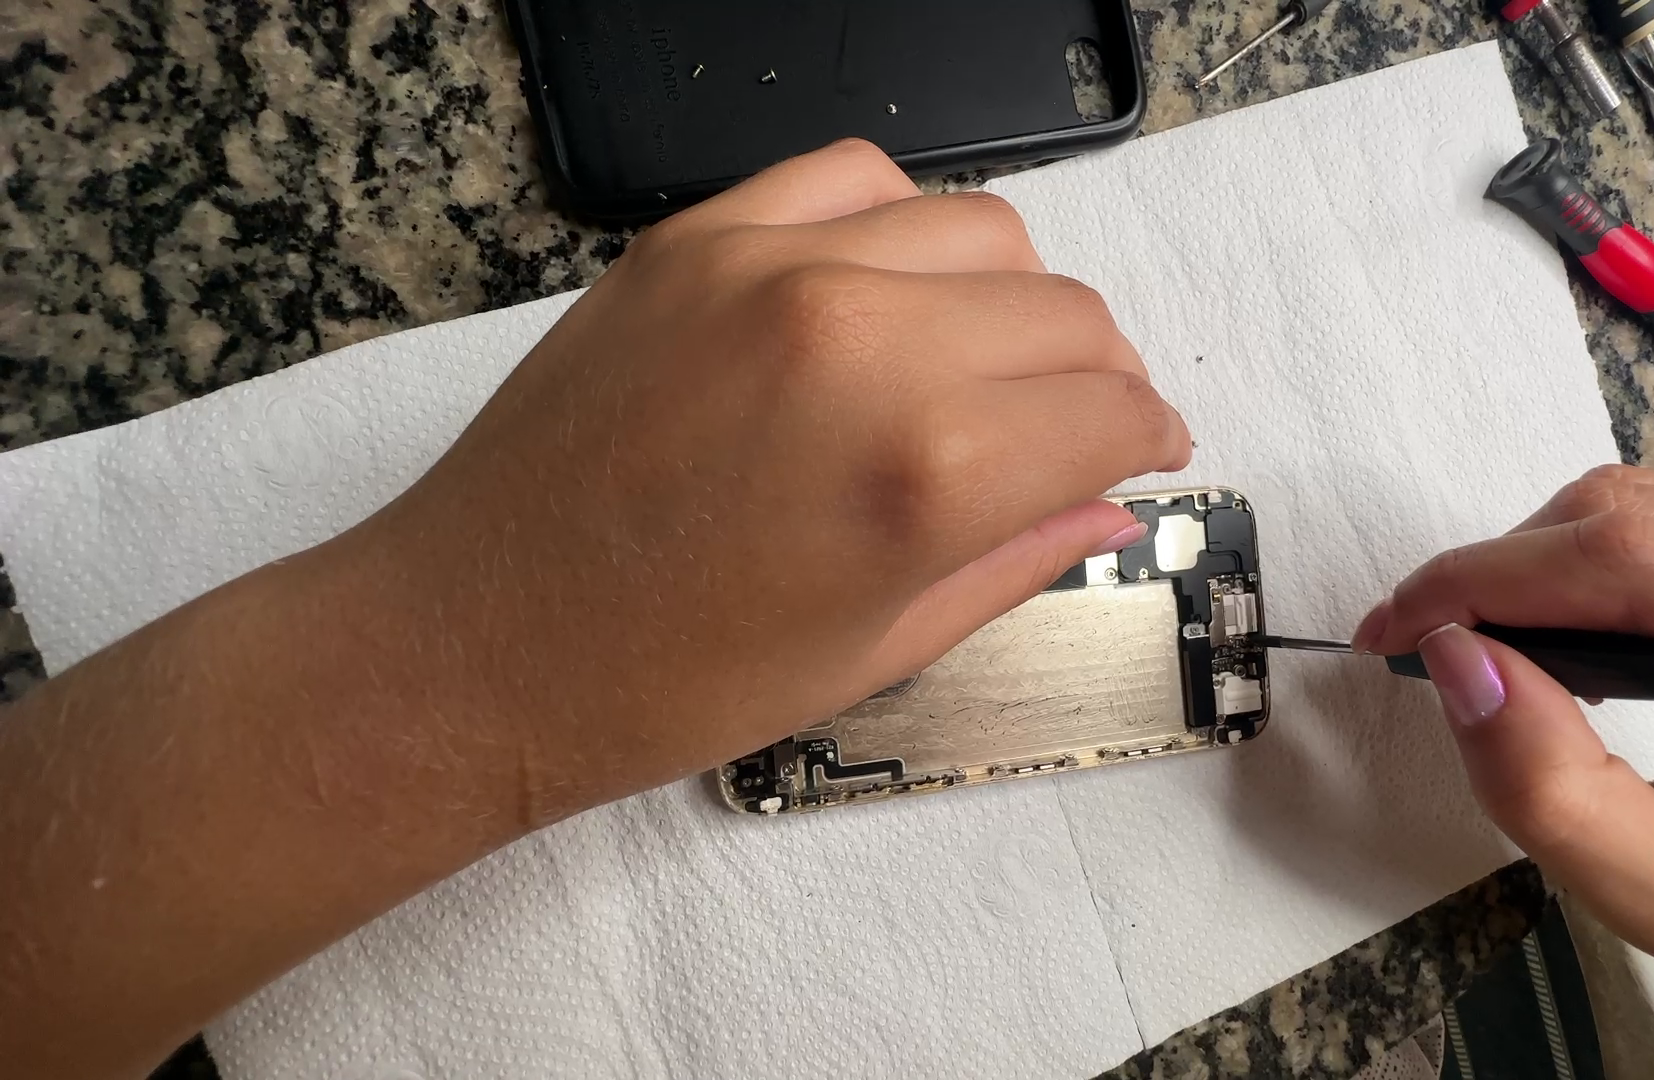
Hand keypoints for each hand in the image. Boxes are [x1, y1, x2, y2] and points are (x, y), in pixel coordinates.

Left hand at [338, 139, 1190, 820]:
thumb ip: (1018, 559)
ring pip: (986, 233)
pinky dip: (912, 232)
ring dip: (1024, 303)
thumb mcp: (882, 647)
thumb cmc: (681, 681)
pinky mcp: (699, 238)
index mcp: (928, 476)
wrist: (477, 643)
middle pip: (1069, 315)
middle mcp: (869, 345)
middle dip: (1105, 375)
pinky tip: (901, 295)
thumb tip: (1110, 508)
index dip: (1154, 435)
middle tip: (1088, 422)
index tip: (1155, 451)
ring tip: (997, 364)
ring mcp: (776, 269)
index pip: (1111, 414)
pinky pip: (860, 179)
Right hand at [1352, 465, 1653, 1069]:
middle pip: (1633, 516)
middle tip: (1427, 650)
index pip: (1640, 561)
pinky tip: (1567, 632)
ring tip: (1494, 647)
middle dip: (1492, 573)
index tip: (1390, 635)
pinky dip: (1579, 563)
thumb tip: (1451, 655)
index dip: (1482, 577)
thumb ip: (1550, 790)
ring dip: (1530, 566)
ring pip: (1646, 505)